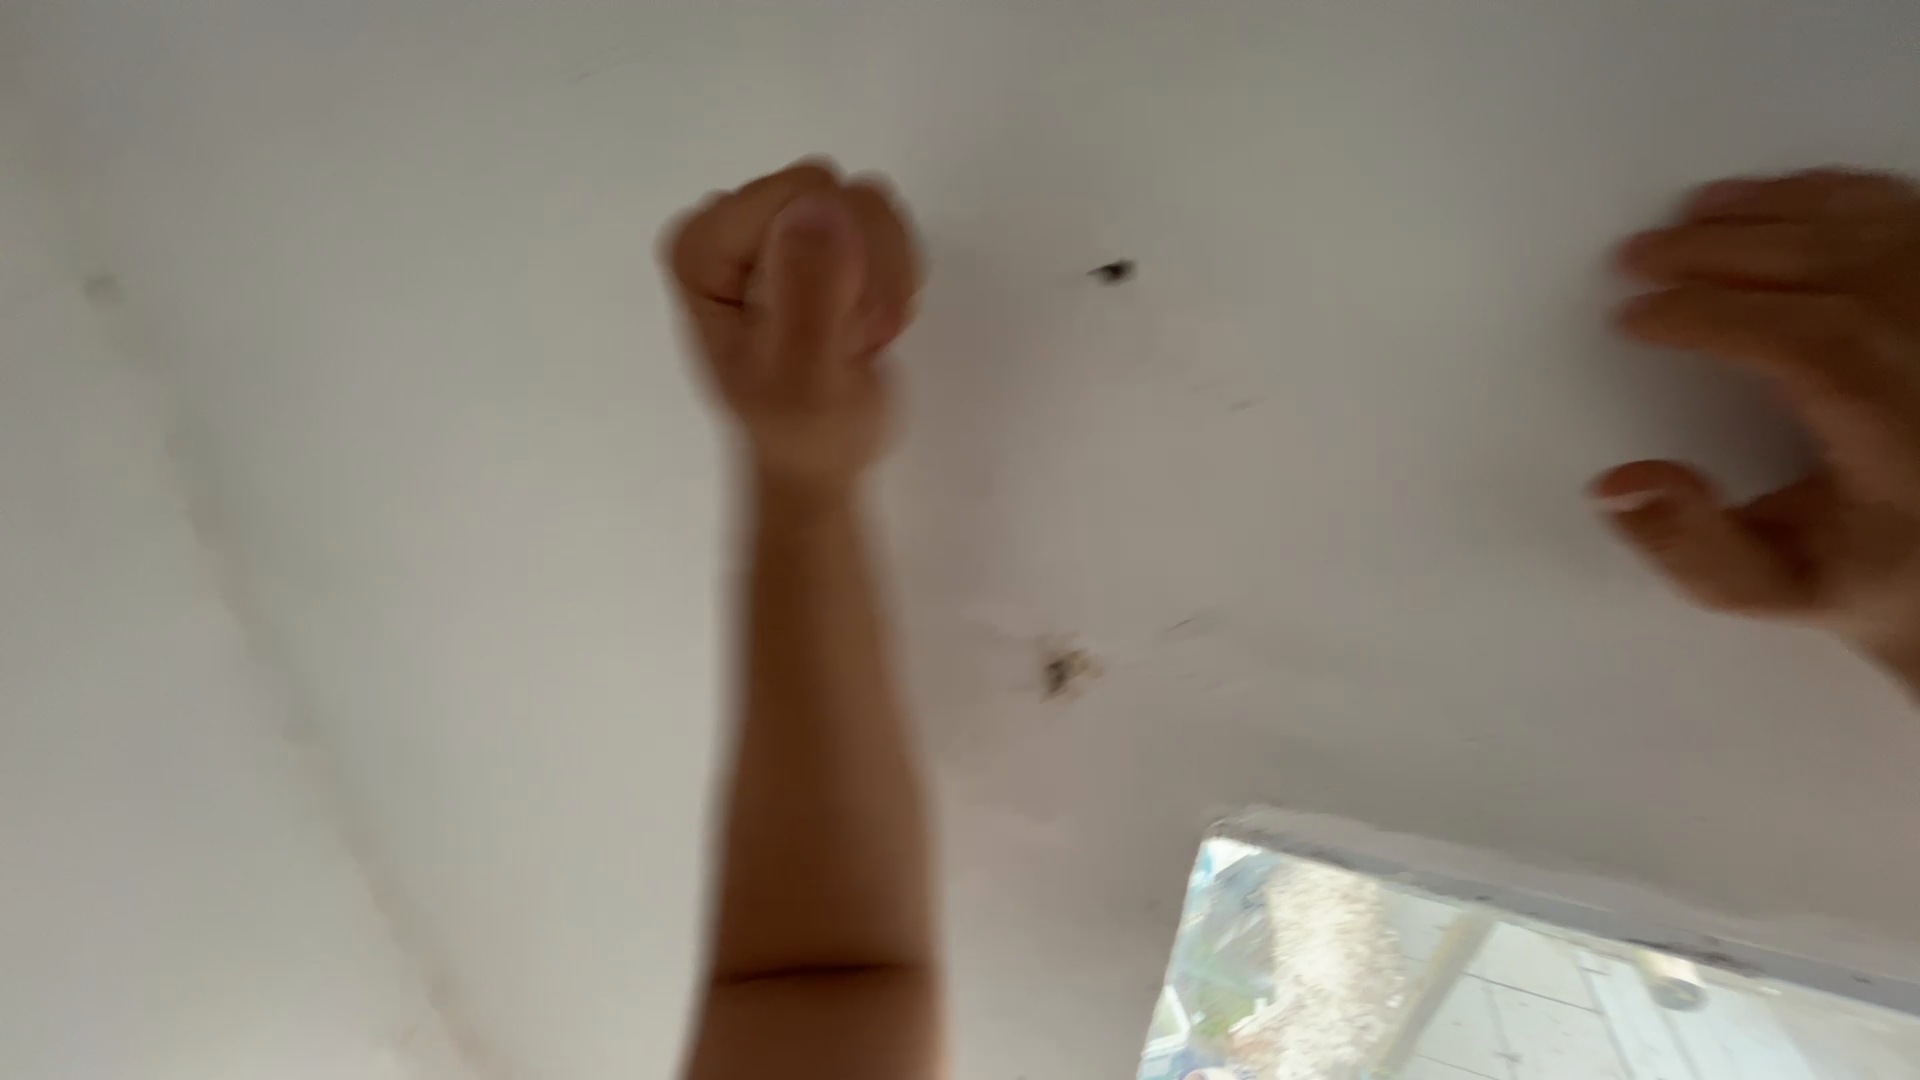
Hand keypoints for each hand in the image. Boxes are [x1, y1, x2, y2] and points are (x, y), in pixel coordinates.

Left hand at [663, 160, 920, 493]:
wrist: (823, 460)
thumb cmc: (807, 433)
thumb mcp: (804, 377)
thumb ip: (808, 294)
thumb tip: (823, 205)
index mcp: (703, 248)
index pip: (806, 197)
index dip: (841, 267)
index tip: (833, 331)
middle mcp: (735, 224)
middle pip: (843, 197)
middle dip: (866, 278)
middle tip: (847, 342)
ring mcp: (781, 227)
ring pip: (873, 209)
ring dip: (884, 285)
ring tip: (855, 339)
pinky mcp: (822, 236)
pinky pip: (888, 228)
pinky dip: (893, 283)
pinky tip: (867, 327)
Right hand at [1596, 168, 1919, 677]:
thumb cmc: (1856, 572)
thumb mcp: (1758, 585)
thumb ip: (1686, 545)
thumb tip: (1616, 481)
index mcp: (1907, 438)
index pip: (1818, 346)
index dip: (1716, 318)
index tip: (1632, 314)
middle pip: (1853, 273)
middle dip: (1730, 252)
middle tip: (1639, 253)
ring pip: (1893, 233)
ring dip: (1781, 214)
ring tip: (1692, 213)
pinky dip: (1845, 199)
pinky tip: (1780, 200)